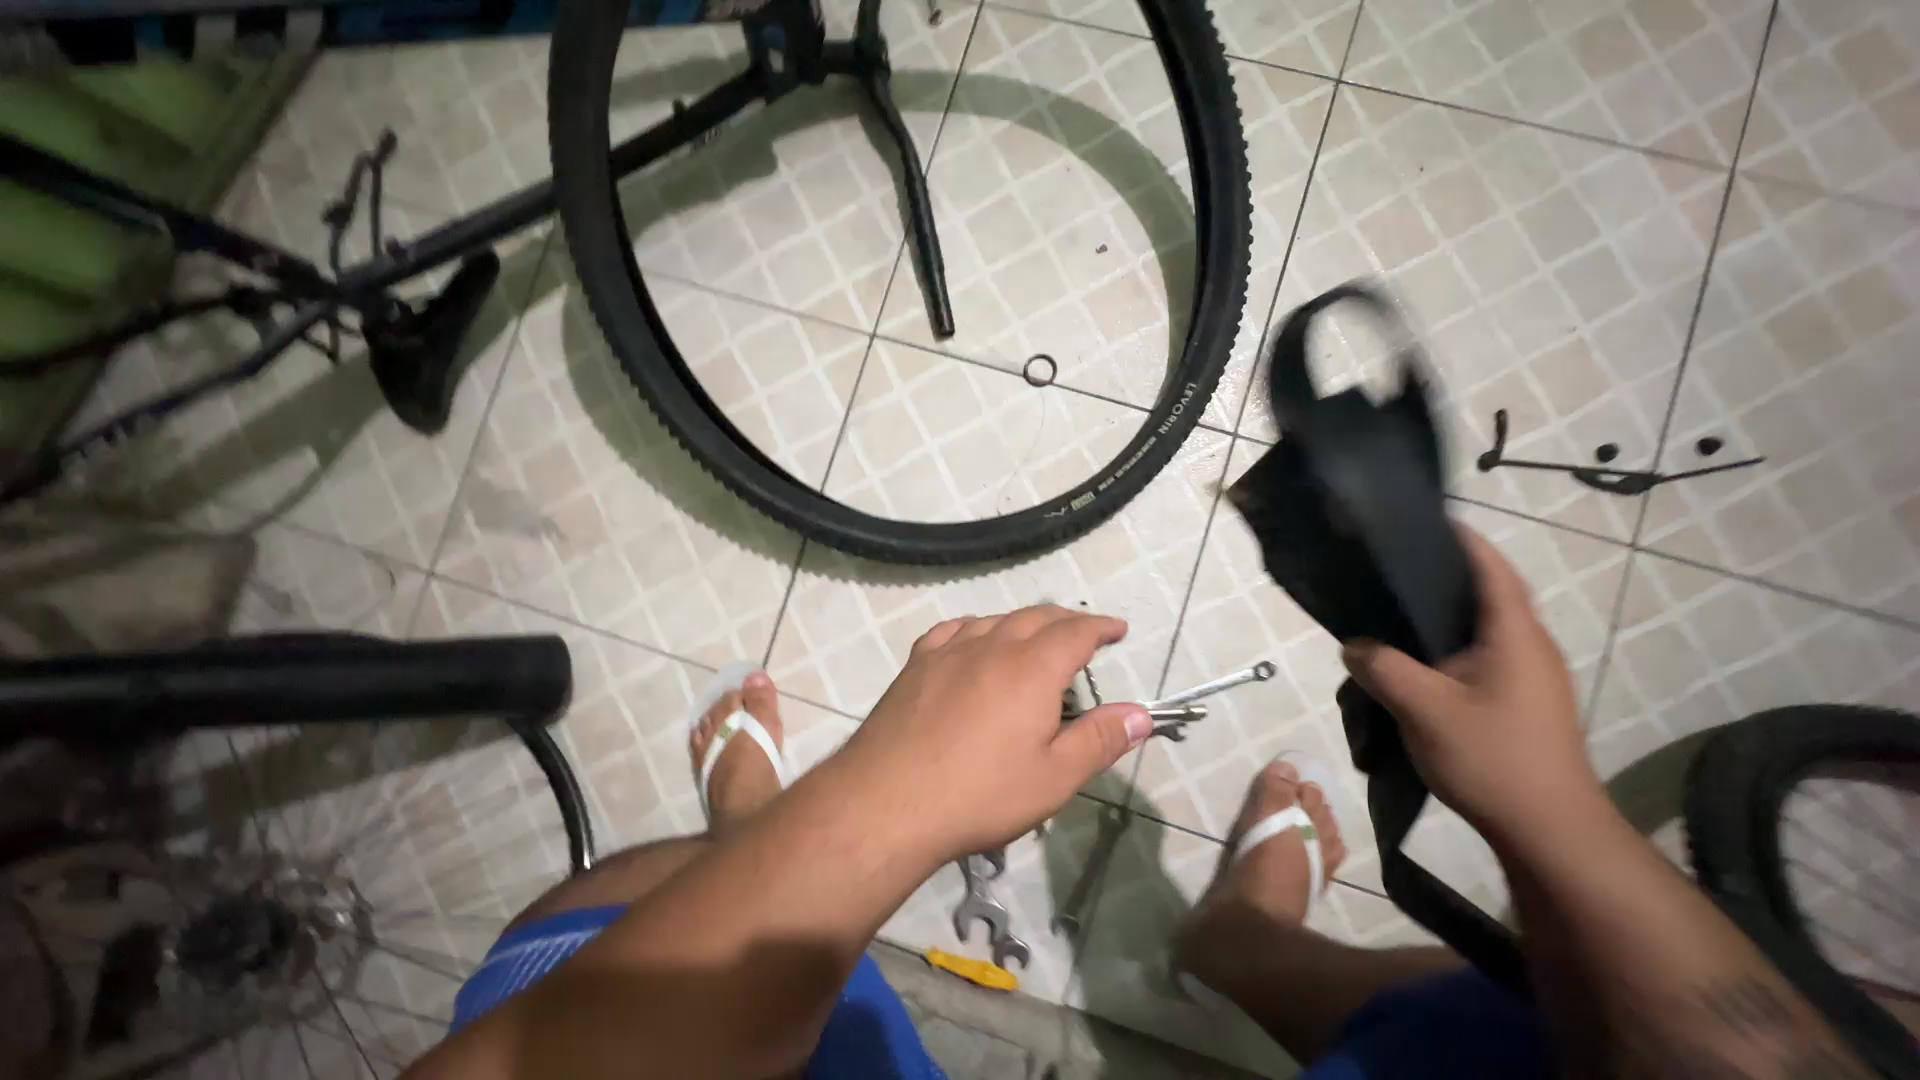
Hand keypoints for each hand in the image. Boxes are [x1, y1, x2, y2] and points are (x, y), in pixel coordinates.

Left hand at [833, 605, 1151, 863]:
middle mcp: (991, 646)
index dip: (1101, 627)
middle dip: (1066, 621)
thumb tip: (1141, 714)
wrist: (888, 801)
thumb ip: (1100, 740)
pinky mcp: (915, 666)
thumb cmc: (979, 794)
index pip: (1076, 632)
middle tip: (1085, 634)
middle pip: (1037, 617)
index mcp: (1032, 668)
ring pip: (995, 620)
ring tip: (1035, 637)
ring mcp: (948, 652)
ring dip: (1023, 622)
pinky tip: (974, 640)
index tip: (1118, 630)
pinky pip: (952, 631)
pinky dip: (976, 628)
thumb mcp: (1053, 777)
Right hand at [1340, 527, 1604, 844]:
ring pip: (1481, 630)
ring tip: (1394, 616)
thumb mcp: (1422, 708)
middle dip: (1443, 576)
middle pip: (1486, 594)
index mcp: (1513, 635)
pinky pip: (1480, 658)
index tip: (1422, 520)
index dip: (1461, 539)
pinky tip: (1415, 667)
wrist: (1549, 829)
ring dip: (1443, 618)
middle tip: (1391, 570)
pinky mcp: (1522, 702)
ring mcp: (1530, 677)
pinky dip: (1448, 648)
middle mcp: (1529, 646)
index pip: (1490, 568)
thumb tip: (1355, 646)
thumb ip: (1381, 667)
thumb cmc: (1492, 757)